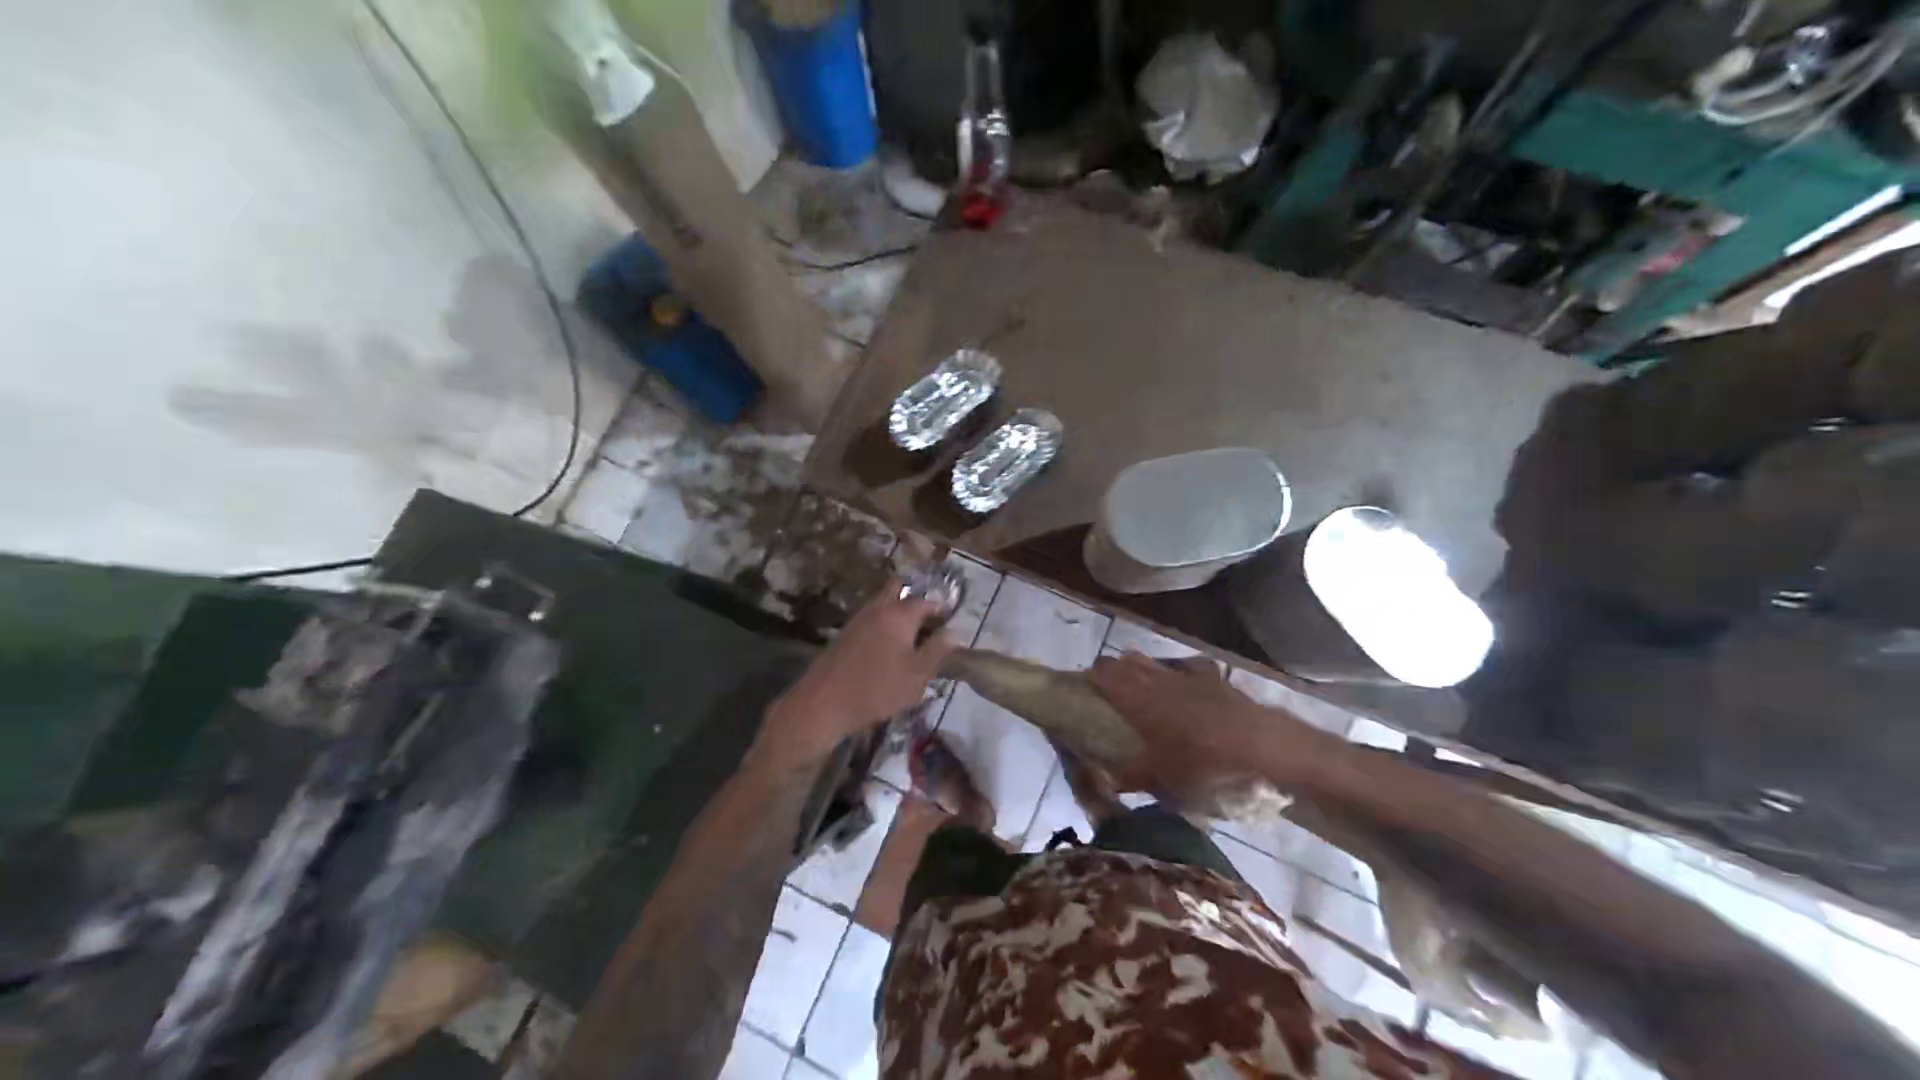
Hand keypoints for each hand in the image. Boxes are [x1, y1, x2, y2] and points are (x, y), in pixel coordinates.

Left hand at [750, 579, 954, 771]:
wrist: (823, 703)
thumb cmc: (877, 689)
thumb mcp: (918, 674)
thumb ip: (938, 650)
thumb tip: (957, 632)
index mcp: (899, 614)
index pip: (927, 601)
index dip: (942, 611)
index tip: (950, 627)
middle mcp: (878, 609)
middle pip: (898, 590)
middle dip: (915, 601)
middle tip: (929, 627)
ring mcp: (858, 620)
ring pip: (882, 605)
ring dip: (898, 615)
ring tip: (912, 643)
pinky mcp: (844, 636)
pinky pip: (870, 621)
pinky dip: (883, 628)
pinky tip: (888, 653)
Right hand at [1089, 653, 1339, 796]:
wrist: (1263, 747)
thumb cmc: (1204, 763)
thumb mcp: (1162, 778)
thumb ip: (1130, 776)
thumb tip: (1106, 781)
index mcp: (1138, 698)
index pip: (1103, 673)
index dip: (1090, 677)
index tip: (1083, 690)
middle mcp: (1158, 678)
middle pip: (1126, 660)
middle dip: (1114, 671)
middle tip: (1110, 693)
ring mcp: (1188, 675)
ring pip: (1155, 661)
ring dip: (1144, 670)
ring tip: (1143, 691)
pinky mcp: (1215, 678)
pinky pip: (1189, 668)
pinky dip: (1181, 675)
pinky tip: (1185, 687)